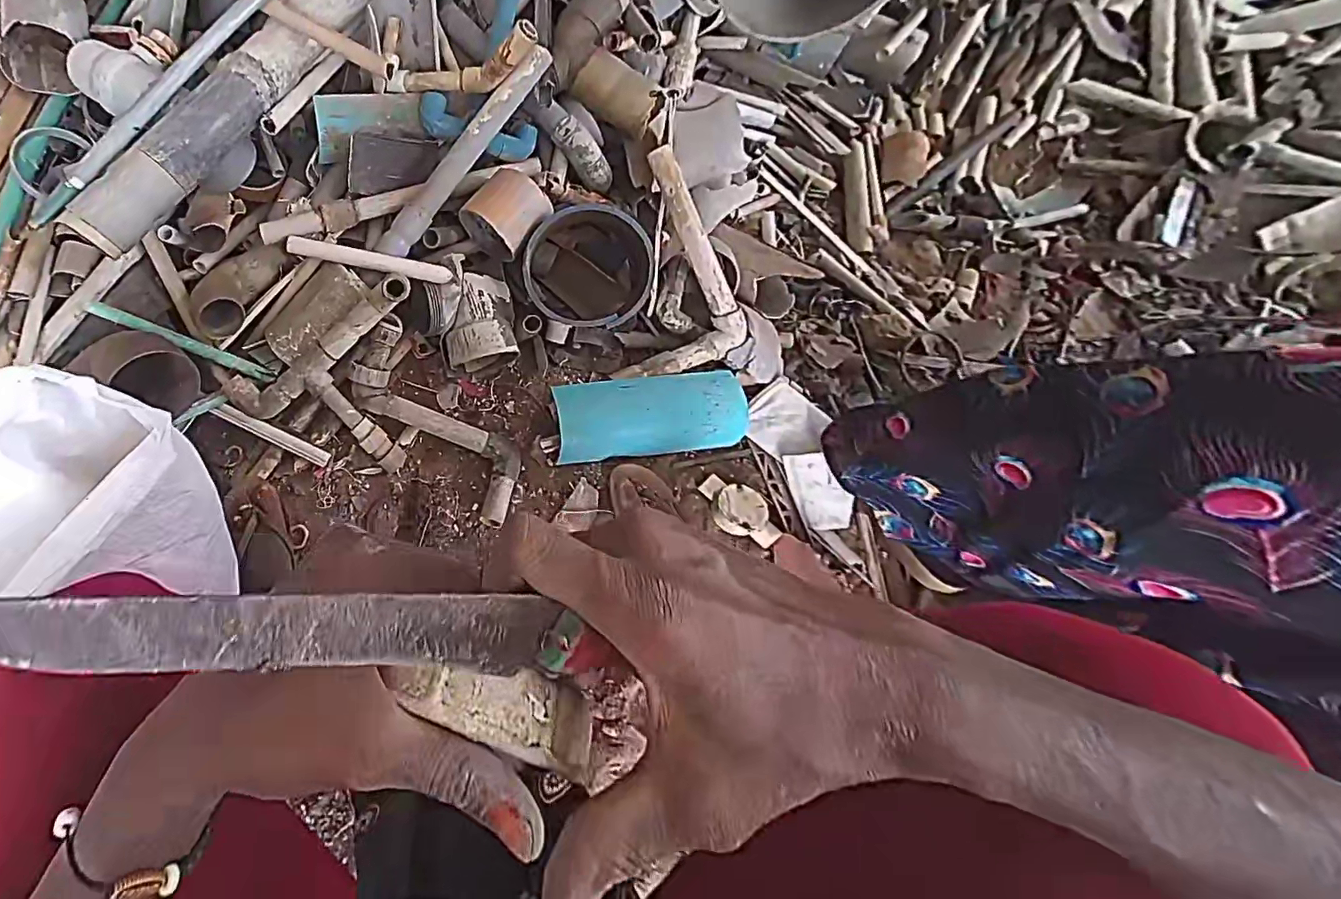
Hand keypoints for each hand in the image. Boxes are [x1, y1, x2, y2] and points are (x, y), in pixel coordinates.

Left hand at [42, 526, 544, 897]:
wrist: (203, 734)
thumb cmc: (278, 729)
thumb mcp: (379, 750)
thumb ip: (461, 774)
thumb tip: (526, 823)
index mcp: (373, 565)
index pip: (472, 581)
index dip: (508, 628)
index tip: (536, 669)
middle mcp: (359, 546)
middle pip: (450, 584)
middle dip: (479, 636)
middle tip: (507, 687)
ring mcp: (341, 559)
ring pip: (423, 592)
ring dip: (447, 635)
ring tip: (470, 685)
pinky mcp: (331, 580)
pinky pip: (395, 597)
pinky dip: (416, 630)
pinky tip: (424, 672)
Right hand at [504, 484, 956, 898]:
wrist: (899, 684)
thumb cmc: (799, 733)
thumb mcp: (698, 799)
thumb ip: (612, 839)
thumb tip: (552, 888)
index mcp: (634, 595)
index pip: (526, 542)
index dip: (495, 571)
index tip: (503, 619)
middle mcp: (647, 544)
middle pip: (552, 551)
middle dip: (543, 599)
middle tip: (558, 658)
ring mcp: (677, 531)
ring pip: (590, 546)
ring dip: (584, 591)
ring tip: (608, 652)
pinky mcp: (699, 534)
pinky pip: (629, 545)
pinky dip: (620, 581)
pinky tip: (657, 636)